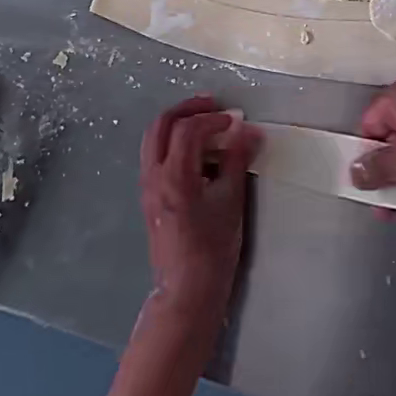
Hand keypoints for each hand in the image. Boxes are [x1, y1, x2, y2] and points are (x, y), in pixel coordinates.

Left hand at [137, 95, 260, 315]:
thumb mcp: (231, 201)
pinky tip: (196, 151)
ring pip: (154, 137)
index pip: (189, 129)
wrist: (186, 290)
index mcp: (174, 175)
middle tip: (213, 105)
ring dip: (178, 123)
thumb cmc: (213, 248)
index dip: (213, 118)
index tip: (235, 121)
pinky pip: (155, 154)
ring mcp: (147, 185)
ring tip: (205, 123)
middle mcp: (154, 175)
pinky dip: (173, 141)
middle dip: (188, 109)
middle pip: (162, 124)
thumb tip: (248, 130)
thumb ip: (236, 160)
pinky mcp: (148, 195)